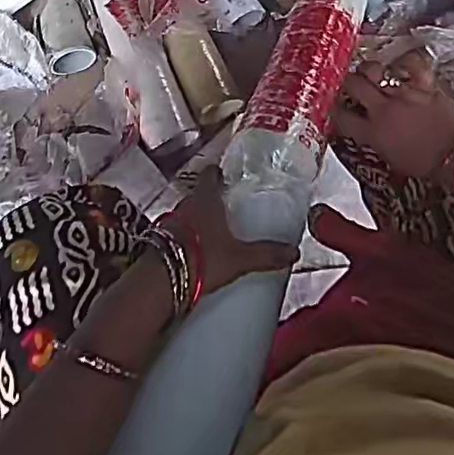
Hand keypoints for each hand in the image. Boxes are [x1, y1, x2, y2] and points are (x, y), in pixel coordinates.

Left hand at [159, 165, 299, 296]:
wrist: (163, 281)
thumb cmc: (201, 260)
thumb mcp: (240, 259)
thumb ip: (267, 254)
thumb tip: (292, 252)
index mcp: (204, 200)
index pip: (209, 175)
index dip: (217, 173)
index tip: (225, 175)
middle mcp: (184, 206)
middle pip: (198, 195)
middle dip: (211, 199)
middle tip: (228, 207)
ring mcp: (170, 222)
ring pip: (187, 213)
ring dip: (198, 218)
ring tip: (215, 232)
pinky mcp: (161, 241)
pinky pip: (177, 232)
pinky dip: (187, 236)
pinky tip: (198, 251)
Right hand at [328, 49, 453, 179]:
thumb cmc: (425, 164)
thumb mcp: (389, 157)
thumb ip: (373, 139)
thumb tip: (365, 129)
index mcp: (371, 133)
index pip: (340, 115)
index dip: (334, 107)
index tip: (335, 105)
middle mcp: (382, 110)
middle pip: (352, 85)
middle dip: (347, 82)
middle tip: (351, 84)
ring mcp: (402, 95)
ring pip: (373, 70)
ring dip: (368, 70)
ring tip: (372, 73)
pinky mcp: (423, 86)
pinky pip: (411, 64)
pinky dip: (405, 61)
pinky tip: (401, 65)